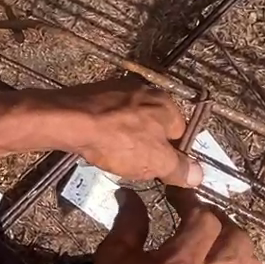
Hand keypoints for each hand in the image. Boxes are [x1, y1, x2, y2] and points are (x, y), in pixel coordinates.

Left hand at [51, 79, 201, 187]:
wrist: (67, 120)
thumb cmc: (118, 140)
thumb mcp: (158, 162)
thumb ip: (181, 169)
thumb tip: (198, 174)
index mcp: (165, 102)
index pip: (181, 134)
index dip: (174, 156)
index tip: (163, 171)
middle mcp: (142, 89)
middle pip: (154, 127)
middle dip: (148, 148)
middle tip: (137, 166)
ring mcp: (114, 89)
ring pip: (129, 123)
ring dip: (125, 141)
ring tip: (114, 157)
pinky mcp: (91, 94)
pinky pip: (107, 118)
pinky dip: (105, 132)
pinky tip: (97, 144)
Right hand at [84, 188, 260, 263]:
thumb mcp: (112, 257)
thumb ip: (129, 223)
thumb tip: (132, 195)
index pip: (205, 220)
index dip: (191, 199)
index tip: (174, 192)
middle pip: (238, 239)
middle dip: (219, 216)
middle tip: (194, 209)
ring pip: (249, 262)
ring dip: (233, 239)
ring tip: (209, 232)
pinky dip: (236, 263)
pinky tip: (213, 259)